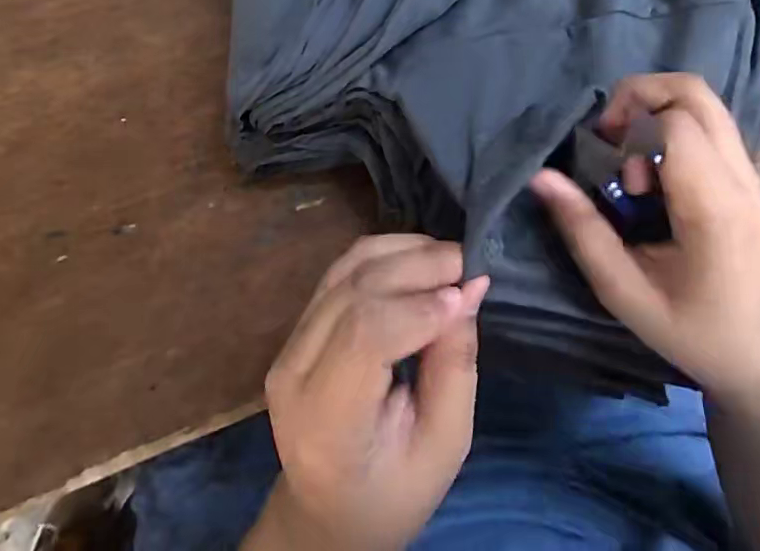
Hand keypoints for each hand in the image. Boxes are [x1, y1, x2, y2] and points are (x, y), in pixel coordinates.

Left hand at [245, 236, 490, 550]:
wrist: (329, 508)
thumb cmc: (395, 489)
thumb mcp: (445, 444)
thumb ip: (455, 364)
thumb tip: (470, 287)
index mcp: (328, 421)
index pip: (364, 336)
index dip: (419, 305)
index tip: (466, 292)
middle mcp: (295, 372)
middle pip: (355, 291)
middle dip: (418, 266)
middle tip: (467, 264)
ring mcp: (289, 344)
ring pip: (347, 268)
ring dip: (403, 251)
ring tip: (449, 259)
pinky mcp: (298, 326)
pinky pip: (341, 269)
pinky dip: (385, 253)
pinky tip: (419, 258)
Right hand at [528, 73, 759, 408]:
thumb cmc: (693, 331)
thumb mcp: (624, 291)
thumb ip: (582, 229)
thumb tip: (541, 177)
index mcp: (715, 206)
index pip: (676, 123)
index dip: (631, 128)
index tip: (612, 170)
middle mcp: (741, 178)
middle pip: (694, 92)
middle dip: (640, 96)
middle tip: (613, 139)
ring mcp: (752, 175)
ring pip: (704, 102)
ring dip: (656, 111)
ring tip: (630, 159)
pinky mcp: (749, 179)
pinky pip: (709, 125)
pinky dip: (672, 127)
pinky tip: (654, 174)